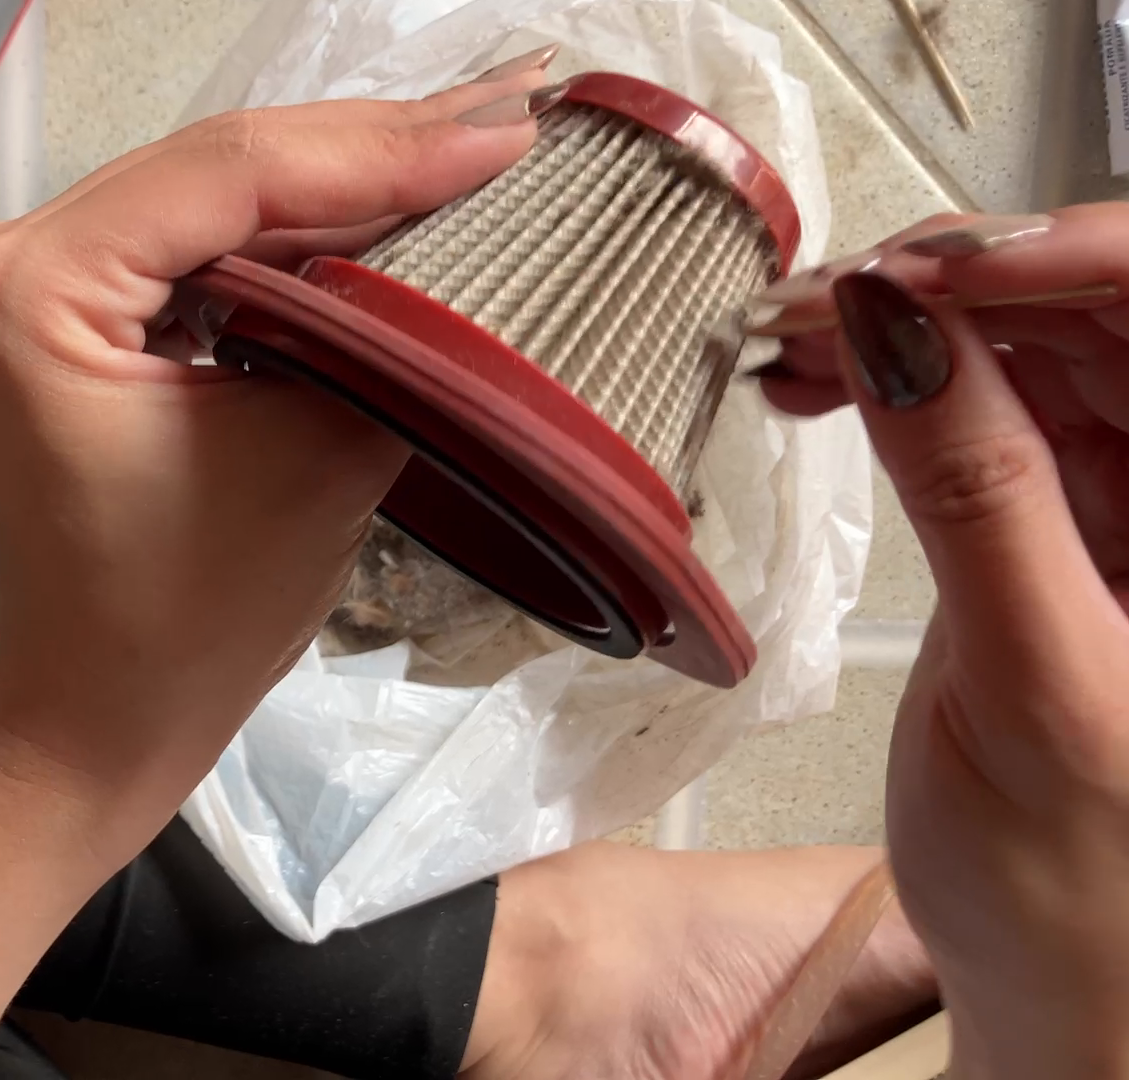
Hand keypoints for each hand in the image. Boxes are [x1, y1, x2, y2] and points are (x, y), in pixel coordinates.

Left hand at [0, 79, 545, 844]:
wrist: (106, 709)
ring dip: (333, 198)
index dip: (380, 148)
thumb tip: (456, 241)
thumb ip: (390, 334)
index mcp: (35, 290)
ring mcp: (37, 298)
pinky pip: (192, 263)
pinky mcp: (72, 333)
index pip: (229, 173)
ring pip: (210, 211)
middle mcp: (14, 269)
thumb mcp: (314, 457)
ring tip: (459, 162)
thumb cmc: (187, 622)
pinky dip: (284, 253)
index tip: (506, 132)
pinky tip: (373, 234)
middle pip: (216, 175)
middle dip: (364, 158)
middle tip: (503, 123)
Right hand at [756, 205, 1128, 1075]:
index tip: (912, 271)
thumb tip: (901, 345)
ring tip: (794, 348)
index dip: (1061, 264)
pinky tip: (829, 384)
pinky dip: (896, 386)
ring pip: (1031, 355)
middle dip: (949, 292)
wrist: (1070, 969)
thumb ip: (975, 494)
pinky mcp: (1063, 521)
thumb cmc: (1089, 882)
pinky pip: (981, 413)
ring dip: (903, 334)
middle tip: (813, 310)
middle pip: (1109, 317)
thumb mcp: (1034, 676)